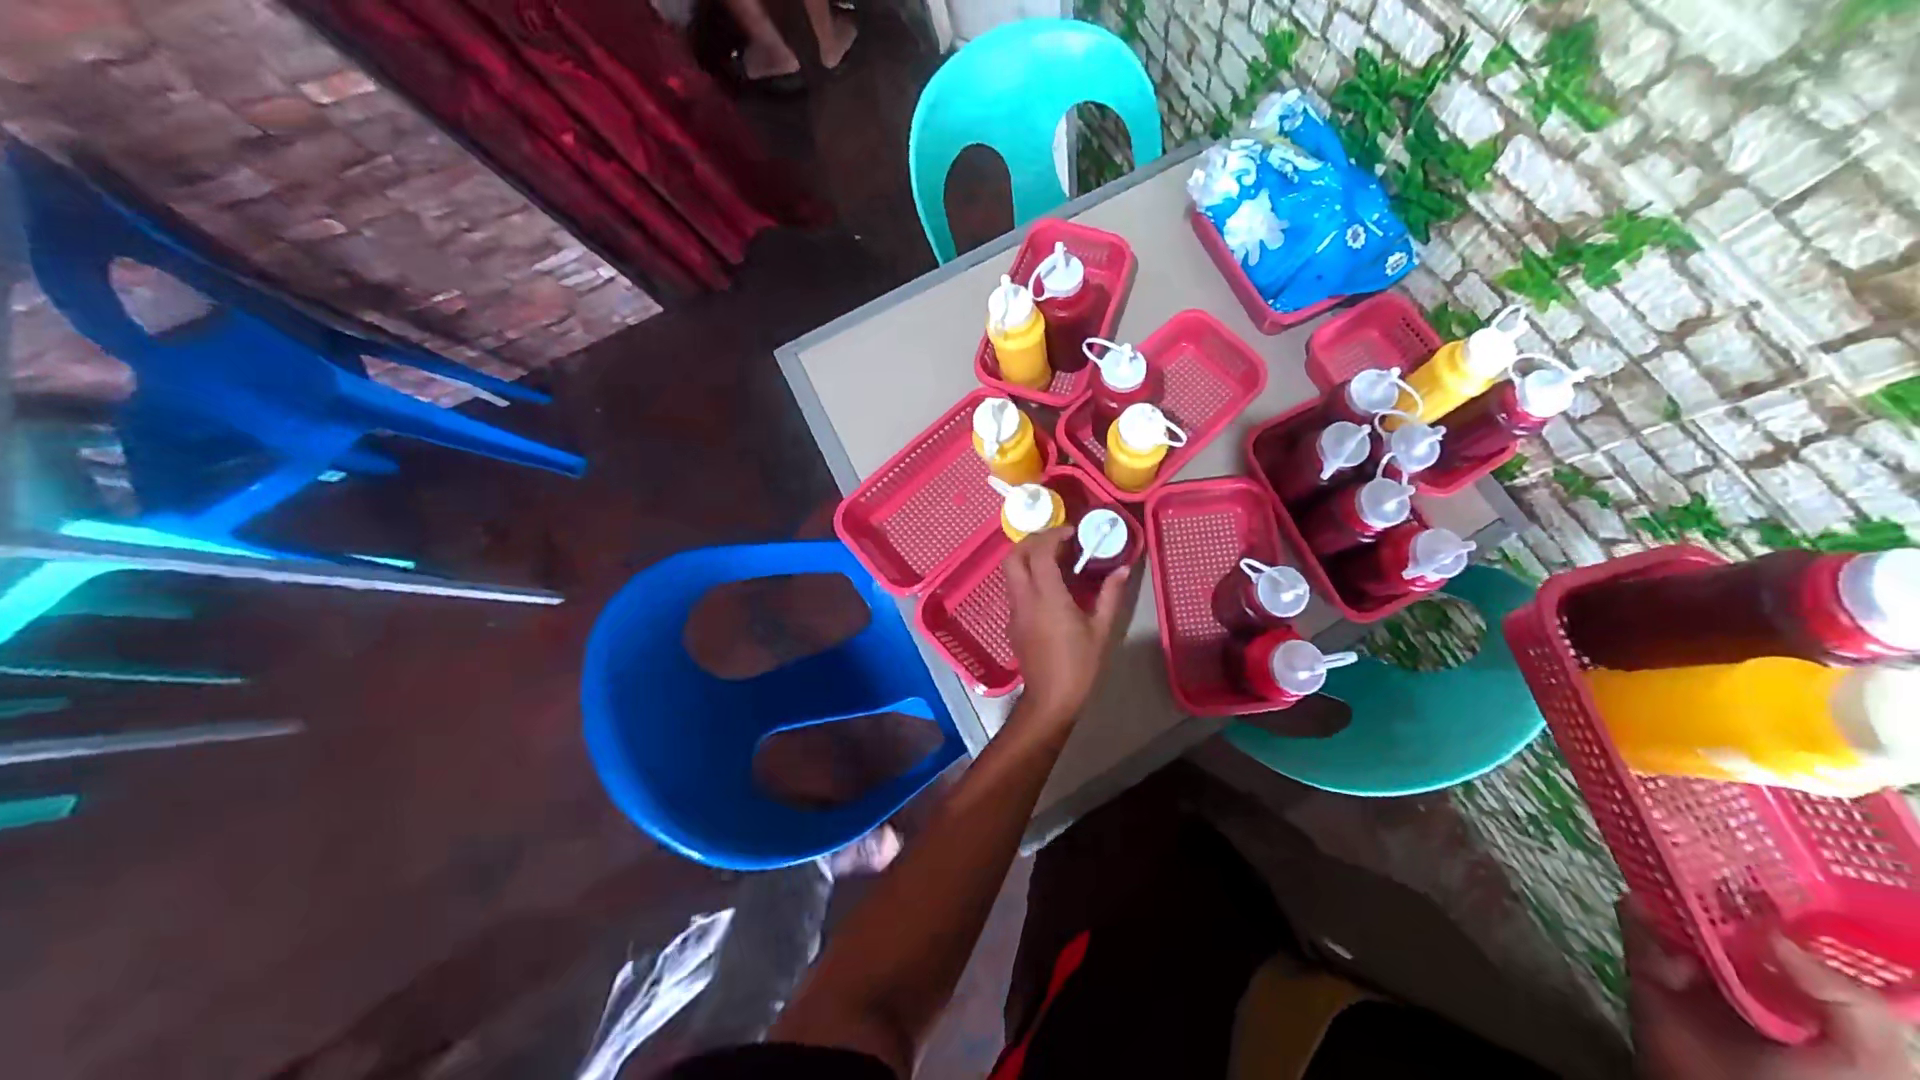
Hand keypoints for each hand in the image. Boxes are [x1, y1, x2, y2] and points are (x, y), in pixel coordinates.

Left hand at [1003, 528, 1129, 726]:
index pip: (1039, 553)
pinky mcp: (1012, 623)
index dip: (1053, 535)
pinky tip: (1050, 587)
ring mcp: (1014, 611)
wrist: (1050, 699)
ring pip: (1010, 572)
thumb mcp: (1101, 629)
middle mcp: (1024, 599)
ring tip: (1055, 561)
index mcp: (1047, 597)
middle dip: (1033, 541)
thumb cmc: (1079, 665)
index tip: (1072, 532)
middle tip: (1057, 541)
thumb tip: (1121, 569)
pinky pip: (1015, 589)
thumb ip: (1110, 595)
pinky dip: (1028, 577)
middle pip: (1014, 556)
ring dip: (1028, 558)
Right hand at [1620, 897, 1911, 1079]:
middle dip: (1718, 891)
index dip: (1786, 904)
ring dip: (1672, 899)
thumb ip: (1846, 999)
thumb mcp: (1873, 1062)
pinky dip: (1637, 914)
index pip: (1797, 937)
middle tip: (1707, 858)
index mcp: (1809, 994)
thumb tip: (1770, 935)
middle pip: (1730, 920)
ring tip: (1672, 882)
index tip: (1768, 869)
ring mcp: (1696, 973)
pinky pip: (1637, 932)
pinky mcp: (1646, 971)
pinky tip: (1645, 910)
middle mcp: (1753, 977)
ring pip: (1679, 917)